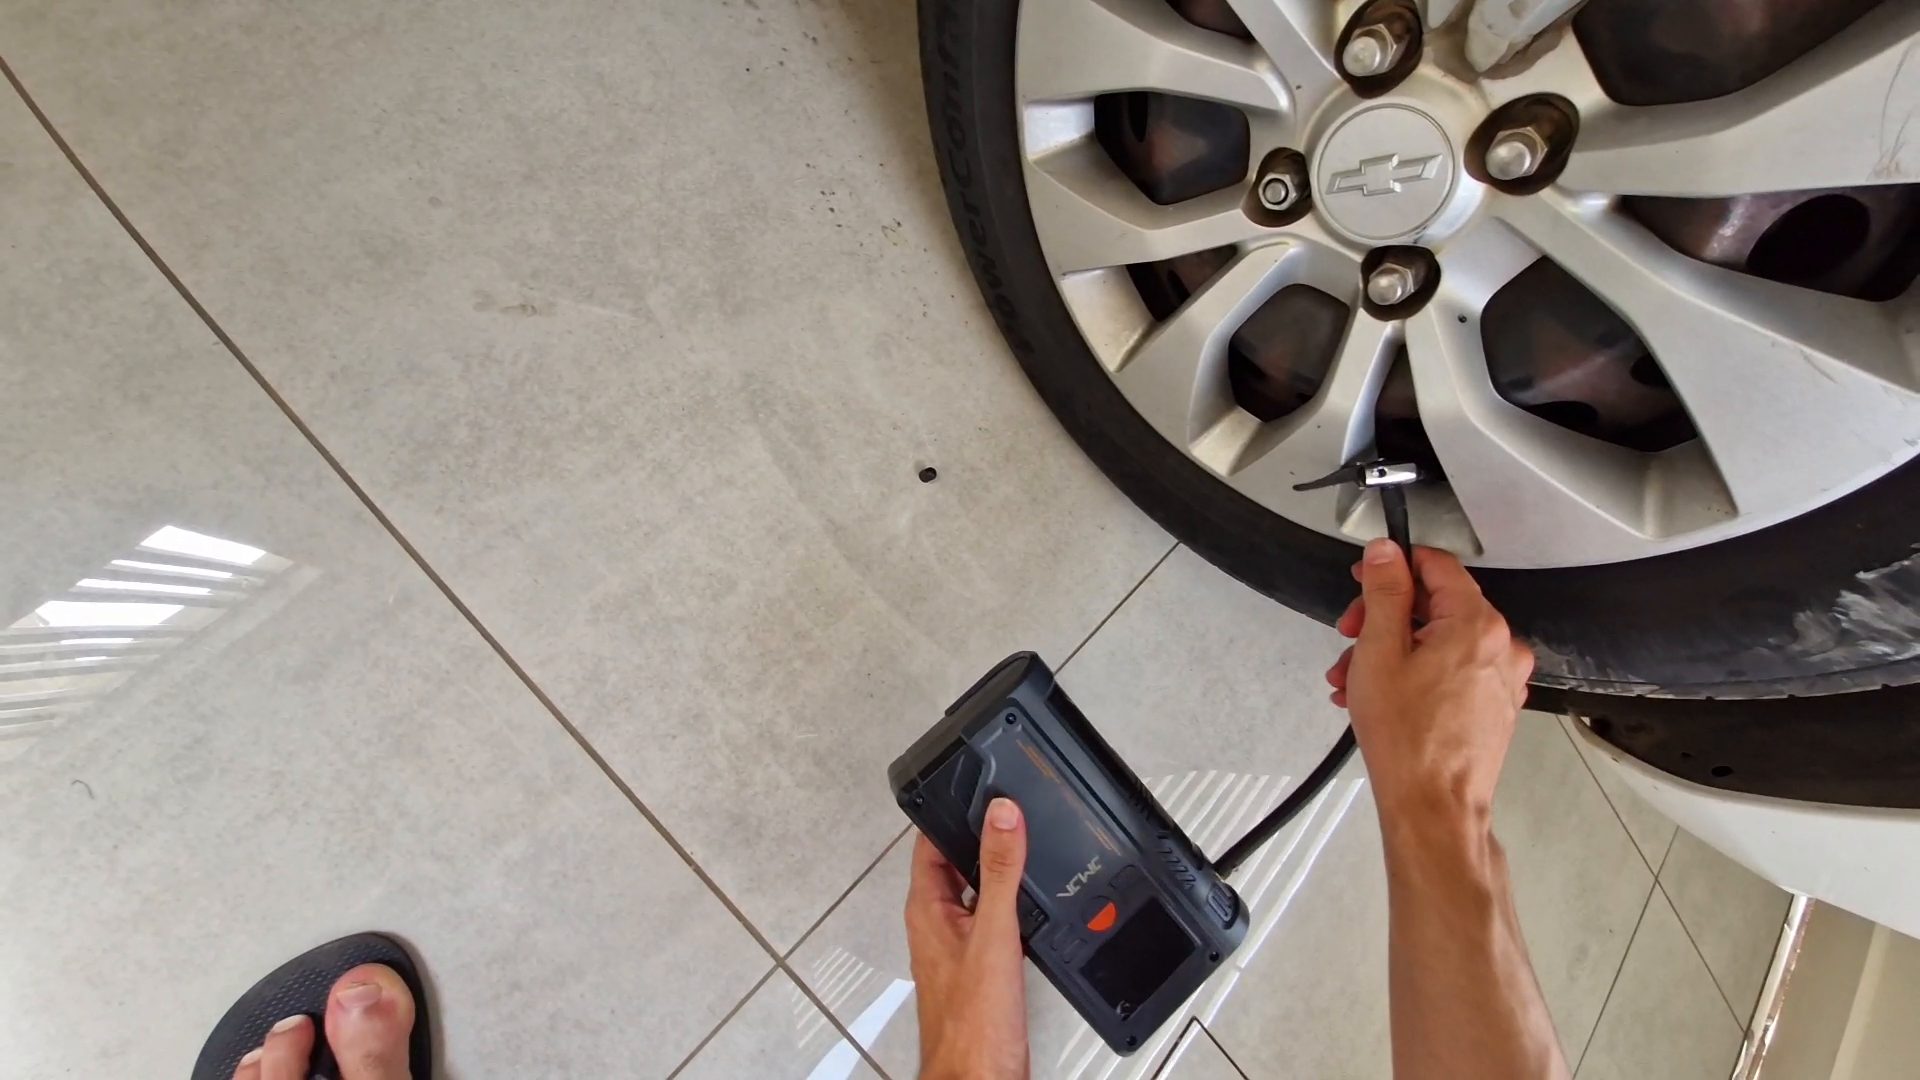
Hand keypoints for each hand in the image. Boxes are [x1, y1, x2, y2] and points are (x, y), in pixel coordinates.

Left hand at [904, 798, 1031, 1079]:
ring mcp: (956, 944)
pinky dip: (1009, 903)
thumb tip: (1002, 814)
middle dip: (981, 836)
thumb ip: (999, 871)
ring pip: (974, 889)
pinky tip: (1032, 902)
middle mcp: (937, 921)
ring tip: (1026, 847)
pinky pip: (990, 917)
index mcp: (927, 907)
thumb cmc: (975, 1023)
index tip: (977, 787)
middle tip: (1011, 811)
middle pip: (955, 861)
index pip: (930, 841)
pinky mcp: (978, 964)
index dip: (952, 811)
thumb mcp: (993, 932)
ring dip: (996, 870)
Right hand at [1326, 540, 1533, 827]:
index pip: (1438, 567)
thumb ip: (1383, 593)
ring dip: (1388, 649)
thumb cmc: (1406, 735)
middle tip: (1349, 636)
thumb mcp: (1378, 650)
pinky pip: (1447, 668)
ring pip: (1435, 639)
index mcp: (1476, 626)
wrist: (1432, 802)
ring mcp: (1499, 678)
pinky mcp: (1491, 703)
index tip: (1365, 577)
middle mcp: (1499, 647)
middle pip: (1434, 605)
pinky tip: (1377, 692)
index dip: (1393, 566)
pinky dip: (1410, 671)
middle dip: (1382, 617)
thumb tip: (1386, 552)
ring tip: (1352, 677)